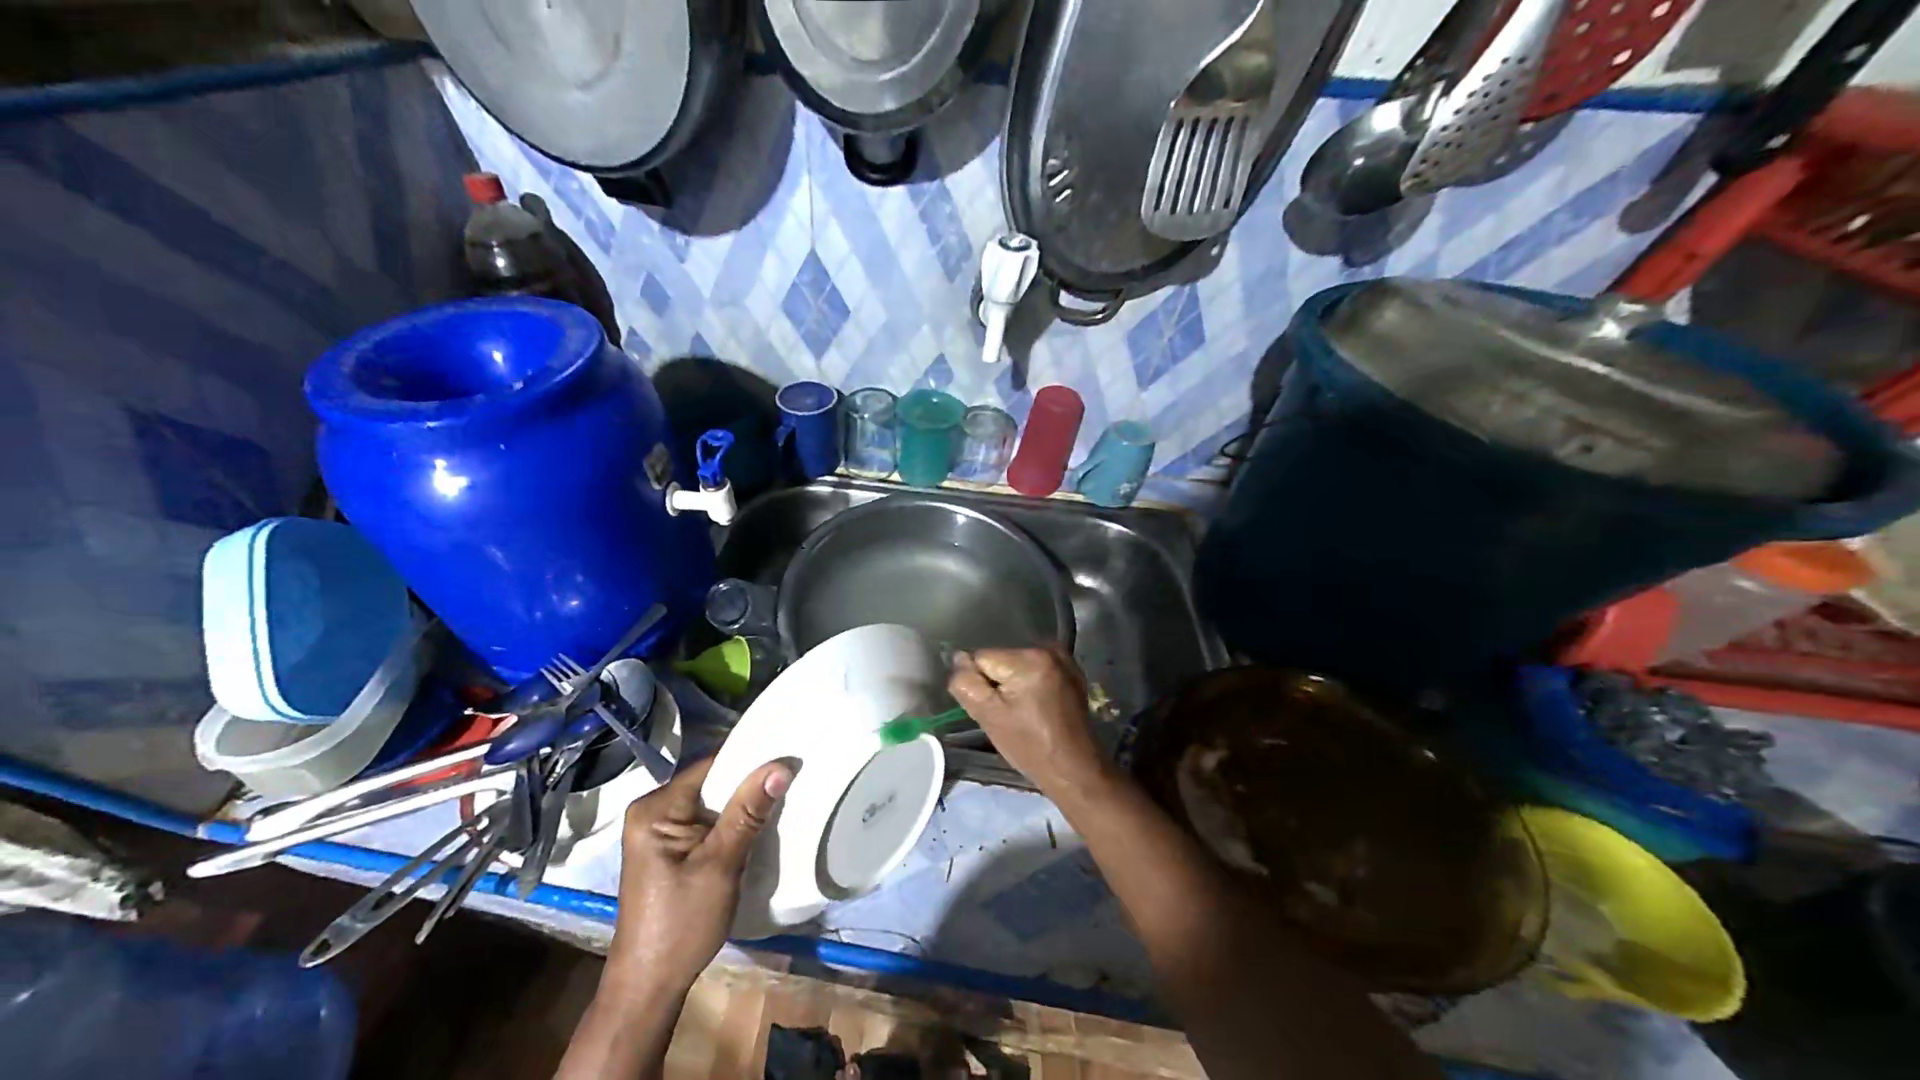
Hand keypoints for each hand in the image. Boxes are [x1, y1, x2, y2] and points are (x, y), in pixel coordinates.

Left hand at [605, 755, 792, 994]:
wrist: (650, 985)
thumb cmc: (681, 924)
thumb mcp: (720, 864)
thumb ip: (748, 812)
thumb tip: (780, 767)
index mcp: (655, 809)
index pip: (711, 767)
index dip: (750, 761)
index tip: (789, 757)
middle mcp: (653, 811)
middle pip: (712, 782)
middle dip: (750, 783)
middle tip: (794, 776)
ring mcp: (660, 832)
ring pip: (713, 803)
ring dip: (744, 804)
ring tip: (785, 795)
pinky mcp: (671, 850)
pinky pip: (708, 821)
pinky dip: (733, 822)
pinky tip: (760, 824)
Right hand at [948, 646, 1103, 794]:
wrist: (1074, 769)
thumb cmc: (1030, 746)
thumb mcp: (988, 716)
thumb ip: (966, 683)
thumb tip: (958, 658)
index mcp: (1028, 658)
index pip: (981, 658)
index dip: (981, 685)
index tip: (996, 710)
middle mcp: (1047, 649)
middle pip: (1000, 659)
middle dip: (998, 683)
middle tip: (1009, 715)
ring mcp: (1063, 659)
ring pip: (1015, 664)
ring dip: (1013, 684)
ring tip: (1024, 713)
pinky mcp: (1071, 671)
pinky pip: (1034, 670)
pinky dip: (1031, 685)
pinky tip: (1038, 708)